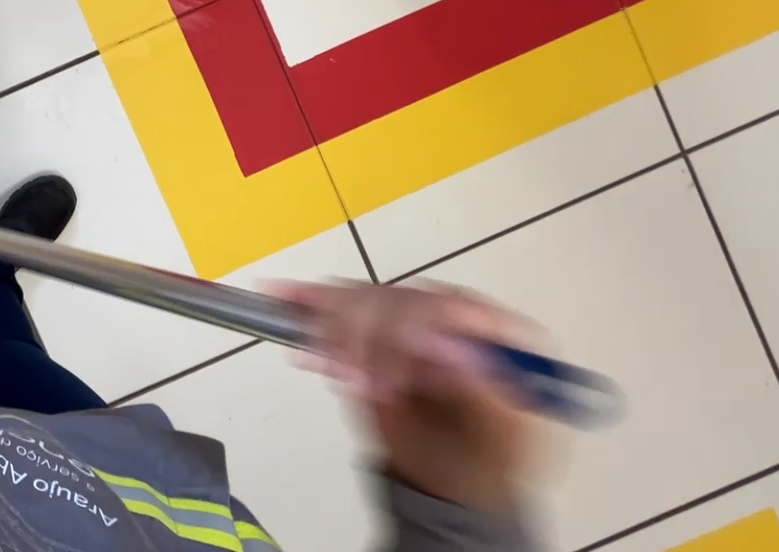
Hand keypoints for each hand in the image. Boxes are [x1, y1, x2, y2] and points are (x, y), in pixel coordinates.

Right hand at [277, 281, 540, 511]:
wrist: (445, 484)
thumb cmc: (481, 466)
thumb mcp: (499, 442)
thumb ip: (483, 393)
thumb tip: (452, 347)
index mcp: (498, 336)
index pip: (452, 307)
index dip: (413, 327)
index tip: (389, 364)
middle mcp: (451, 315)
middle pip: (395, 300)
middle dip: (366, 340)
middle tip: (357, 386)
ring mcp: (405, 316)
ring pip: (356, 299)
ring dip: (333, 332)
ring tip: (330, 372)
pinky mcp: (367, 323)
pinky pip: (333, 300)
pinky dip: (306, 300)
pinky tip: (279, 295)